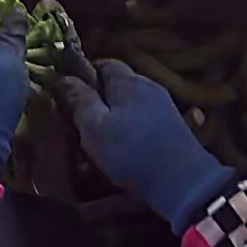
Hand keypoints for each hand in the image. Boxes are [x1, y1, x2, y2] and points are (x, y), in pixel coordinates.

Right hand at [57, 61, 236, 230]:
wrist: (183, 183)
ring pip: (132, 100)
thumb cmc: (131, 152)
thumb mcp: (95, 127)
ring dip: (117, 111)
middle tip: (83, 115)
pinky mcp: (174, 125)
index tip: (72, 91)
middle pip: (119, 82)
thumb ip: (79, 100)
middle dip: (101, 94)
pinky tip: (126, 142)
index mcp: (128, 81)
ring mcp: (165, 105)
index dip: (86, 73)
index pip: (104, 63)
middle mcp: (149, 86)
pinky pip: (145, 115)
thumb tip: (64, 77)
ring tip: (102, 132)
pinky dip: (132, 123)